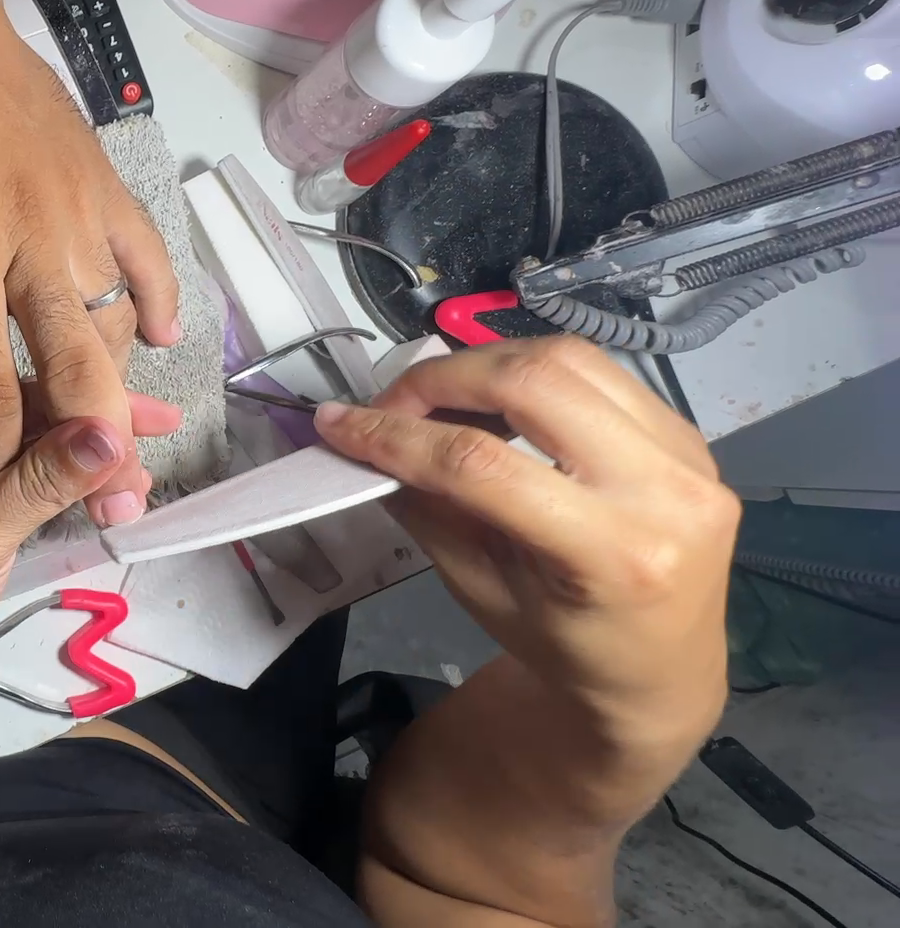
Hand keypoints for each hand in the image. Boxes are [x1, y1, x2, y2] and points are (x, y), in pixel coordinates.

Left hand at [0, 0, 180, 529]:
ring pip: (118, 322)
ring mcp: (78, 208)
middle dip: (83, 441)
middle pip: (76, 367)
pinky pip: (151, 255)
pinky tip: (155, 338)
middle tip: (81, 484)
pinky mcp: (104, 181)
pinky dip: (159, 303)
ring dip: (116, 383)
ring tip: (104, 424)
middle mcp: (27, 240)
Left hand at [0, 391, 179, 693]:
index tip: (150, 430)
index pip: (25, 397)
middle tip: (159, 447)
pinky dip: (70, 485)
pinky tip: (107, 487)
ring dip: (91, 461)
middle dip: (99, 434)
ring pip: (40, 449)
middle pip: (37, 418)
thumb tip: (111, 430)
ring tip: (140, 478)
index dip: (90, 411)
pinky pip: (30, 478)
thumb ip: (41, 483)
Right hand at [314, 338, 738, 742]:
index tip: (334, 423)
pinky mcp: (683, 432)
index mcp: (611, 553)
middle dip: (436, 381)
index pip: (480, 464)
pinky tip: (486, 403)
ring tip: (433, 401)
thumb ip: (423, 504)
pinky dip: (517, 373)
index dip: (393, 435)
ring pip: (563, 358)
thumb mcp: (472, 583)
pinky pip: (588, 370)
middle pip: (531, 384)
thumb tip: (363, 442)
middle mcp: (665, 491)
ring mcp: (687, 453)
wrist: (656, 663)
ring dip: (476, 366)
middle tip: (388, 408)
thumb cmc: (554, 637)